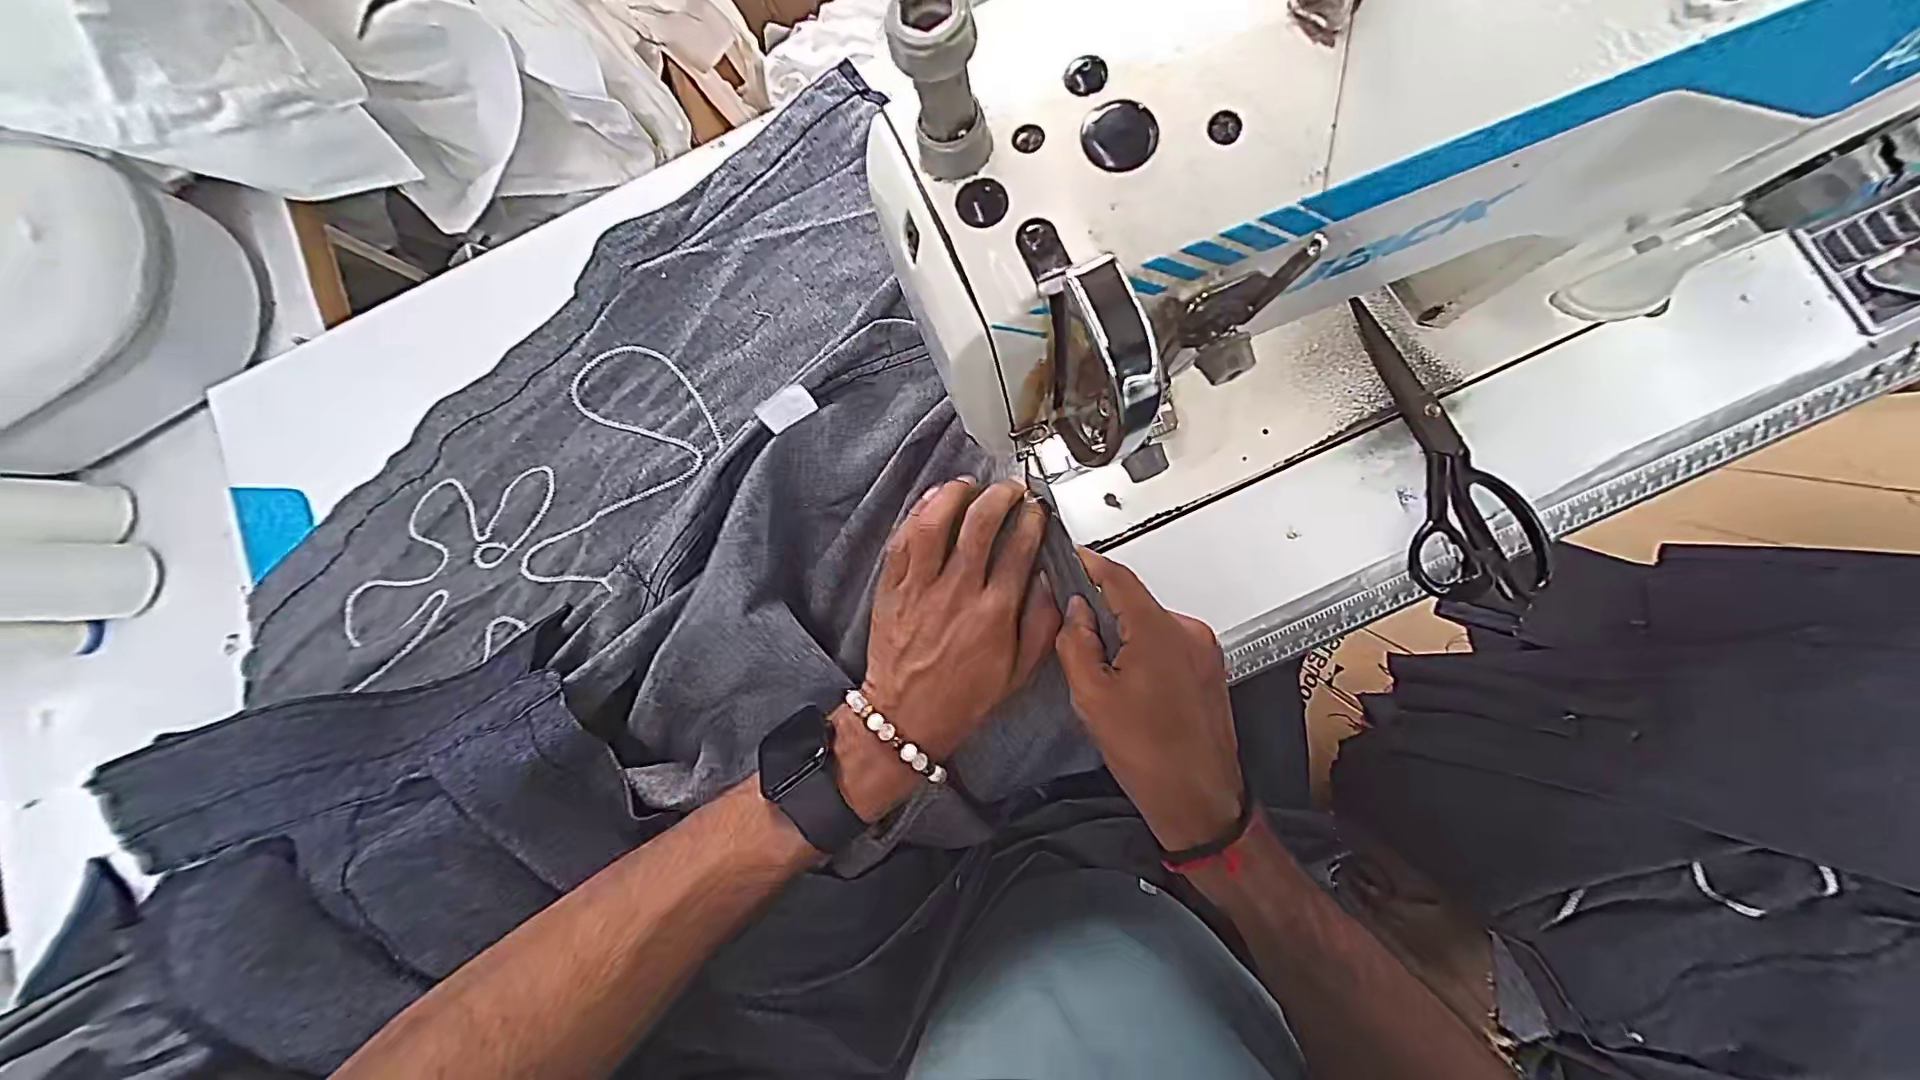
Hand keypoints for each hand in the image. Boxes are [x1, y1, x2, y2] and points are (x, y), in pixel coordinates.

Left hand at [838, 477, 1060, 817]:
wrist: (908, 717)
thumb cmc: (962, 696)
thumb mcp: (1019, 671)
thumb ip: (1042, 624)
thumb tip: (1049, 582)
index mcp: (993, 613)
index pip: (1018, 548)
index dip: (1031, 520)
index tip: (1035, 510)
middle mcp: (957, 594)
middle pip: (980, 524)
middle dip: (1000, 496)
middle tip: (1009, 490)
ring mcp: (920, 589)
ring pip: (936, 523)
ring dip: (955, 495)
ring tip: (969, 486)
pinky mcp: (892, 589)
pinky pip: (903, 540)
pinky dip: (918, 514)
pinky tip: (932, 502)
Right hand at [1055, 548, 1244, 850]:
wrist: (1199, 799)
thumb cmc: (1153, 757)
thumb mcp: (1091, 697)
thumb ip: (1076, 642)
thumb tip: (1075, 612)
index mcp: (1157, 633)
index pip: (1118, 578)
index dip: (1089, 563)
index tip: (1072, 556)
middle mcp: (1188, 634)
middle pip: (1134, 601)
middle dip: (1102, 610)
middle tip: (1075, 631)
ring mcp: (1203, 651)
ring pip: (1150, 623)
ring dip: (1123, 633)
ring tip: (1106, 673)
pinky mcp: (1209, 668)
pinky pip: (1168, 642)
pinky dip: (1143, 649)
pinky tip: (1130, 683)